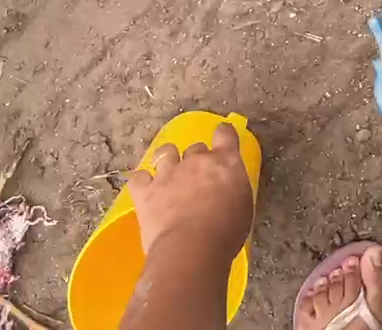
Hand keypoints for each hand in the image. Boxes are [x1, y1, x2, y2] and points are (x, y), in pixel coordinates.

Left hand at [126, 123, 254, 260]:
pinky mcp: (146, 193)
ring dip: (167, 159)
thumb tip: (227, 188)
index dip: (223, 133)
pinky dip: (142, 181)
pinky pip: (138, 178)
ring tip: (167, 173)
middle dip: (195, 159)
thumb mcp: (243, 205)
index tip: (222, 136)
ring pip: (165, 152)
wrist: (192, 248)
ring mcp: (169, 174)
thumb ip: (233, 188)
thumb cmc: (226, 231)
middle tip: (197, 177)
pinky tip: (145, 189)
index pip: (226, 133)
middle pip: (195, 147)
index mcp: (225, 161)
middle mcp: (197, 160)